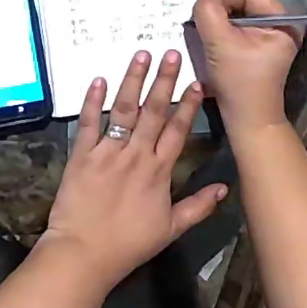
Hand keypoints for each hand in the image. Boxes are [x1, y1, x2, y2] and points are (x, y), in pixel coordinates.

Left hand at [38, 50, 225, 294]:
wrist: (83, 254)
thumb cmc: (129, 244)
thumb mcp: (170, 229)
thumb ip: (198, 206)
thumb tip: (224, 189)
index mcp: (159, 170)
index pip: (178, 130)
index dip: (187, 105)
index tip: (195, 82)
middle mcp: (136, 154)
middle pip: (154, 111)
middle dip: (164, 80)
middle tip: (172, 53)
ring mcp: (108, 152)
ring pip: (124, 109)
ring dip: (133, 80)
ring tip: (141, 55)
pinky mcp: (82, 154)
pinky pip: (89, 123)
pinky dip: (93, 101)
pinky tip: (99, 79)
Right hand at [190, 0, 300, 135]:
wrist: (249, 119)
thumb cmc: (237, 81)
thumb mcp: (219, 43)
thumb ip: (209, 11)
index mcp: (282, 21)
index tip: (209, 17)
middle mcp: (282, 25)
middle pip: (247, 0)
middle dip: (223, 10)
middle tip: (207, 28)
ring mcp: (273, 37)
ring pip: (242, 13)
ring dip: (222, 22)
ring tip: (210, 38)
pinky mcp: (263, 48)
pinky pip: (243, 27)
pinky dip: (227, 32)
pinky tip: (217, 46)